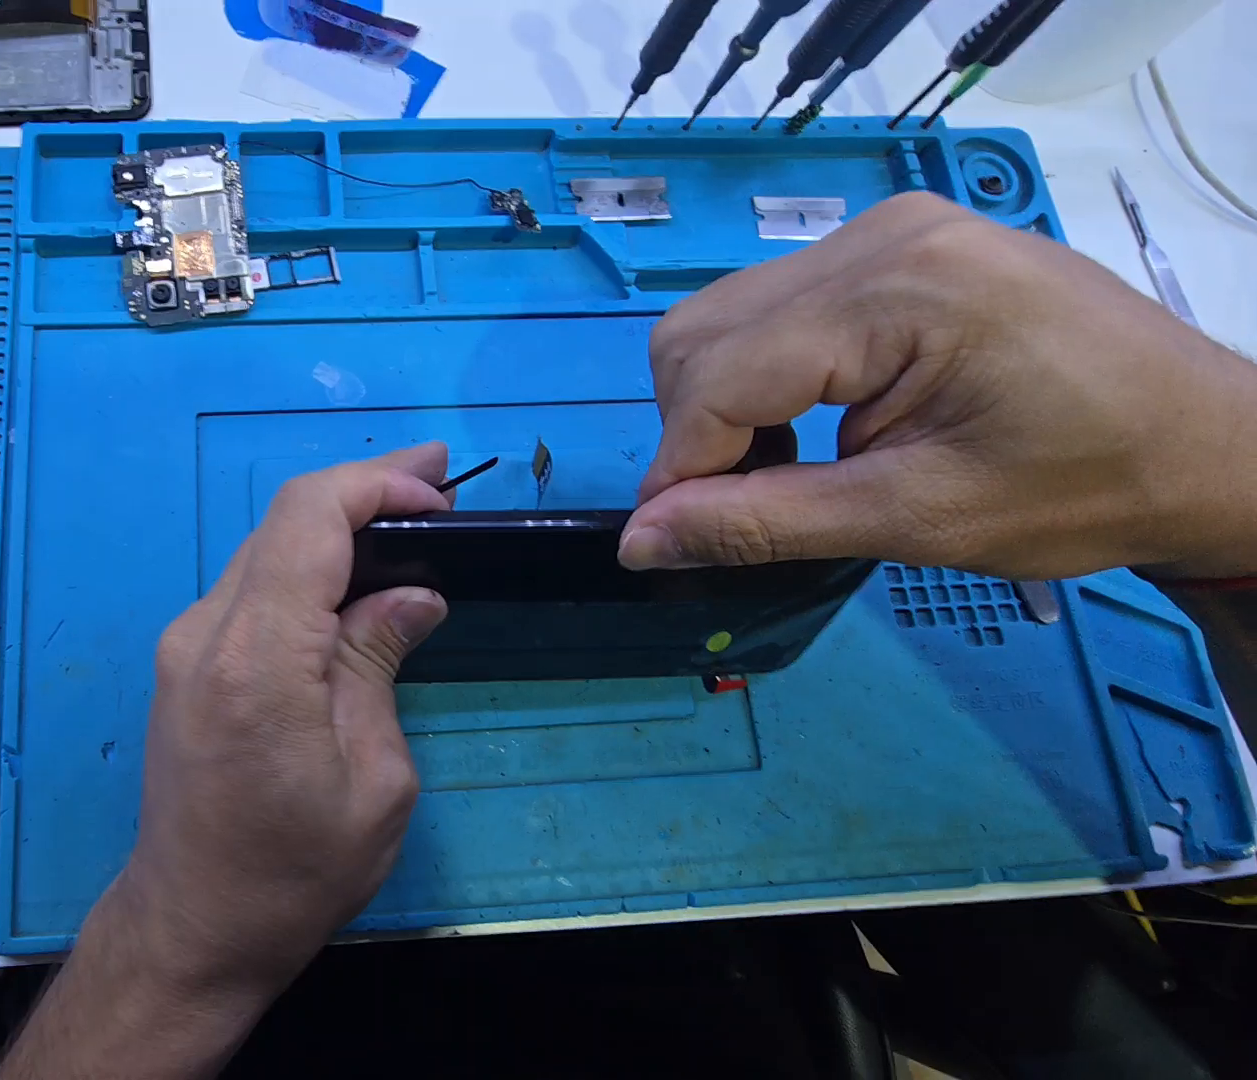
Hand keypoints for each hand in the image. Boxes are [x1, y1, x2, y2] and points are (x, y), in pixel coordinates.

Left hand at [0, 445, 451, 1078]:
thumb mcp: (374, 780)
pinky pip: (252, 585)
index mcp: (257, 657)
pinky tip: (353, 579)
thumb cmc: (295, 873)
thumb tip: (411, 594)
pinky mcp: (185, 660)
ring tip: (408, 522)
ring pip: (267, 546)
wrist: (192, 926)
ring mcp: (186, 642)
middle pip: (284, 519)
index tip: (438, 489)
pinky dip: (307, 565)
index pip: (307, 518)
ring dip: (336, 525)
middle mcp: (206, 631)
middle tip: (437, 485)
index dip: (376, 483)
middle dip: (364, 490)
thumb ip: (379, 665)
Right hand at [620, 191, 1256, 581]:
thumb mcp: (909, 519)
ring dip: (710, 407)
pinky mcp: (878, 250)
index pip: (721, 376)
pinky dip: (745, 380)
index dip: (678, 466)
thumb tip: (634, 542)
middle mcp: (874, 237)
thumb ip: (757, 524)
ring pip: (713, 322)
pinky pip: (755, 314)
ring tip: (776, 459)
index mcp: (901, 289)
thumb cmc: (1083, 488)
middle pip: (698, 337)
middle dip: (691, 433)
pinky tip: (797, 417)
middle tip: (741, 498)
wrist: (1210, 445)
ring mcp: (876, 234)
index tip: (668, 536)